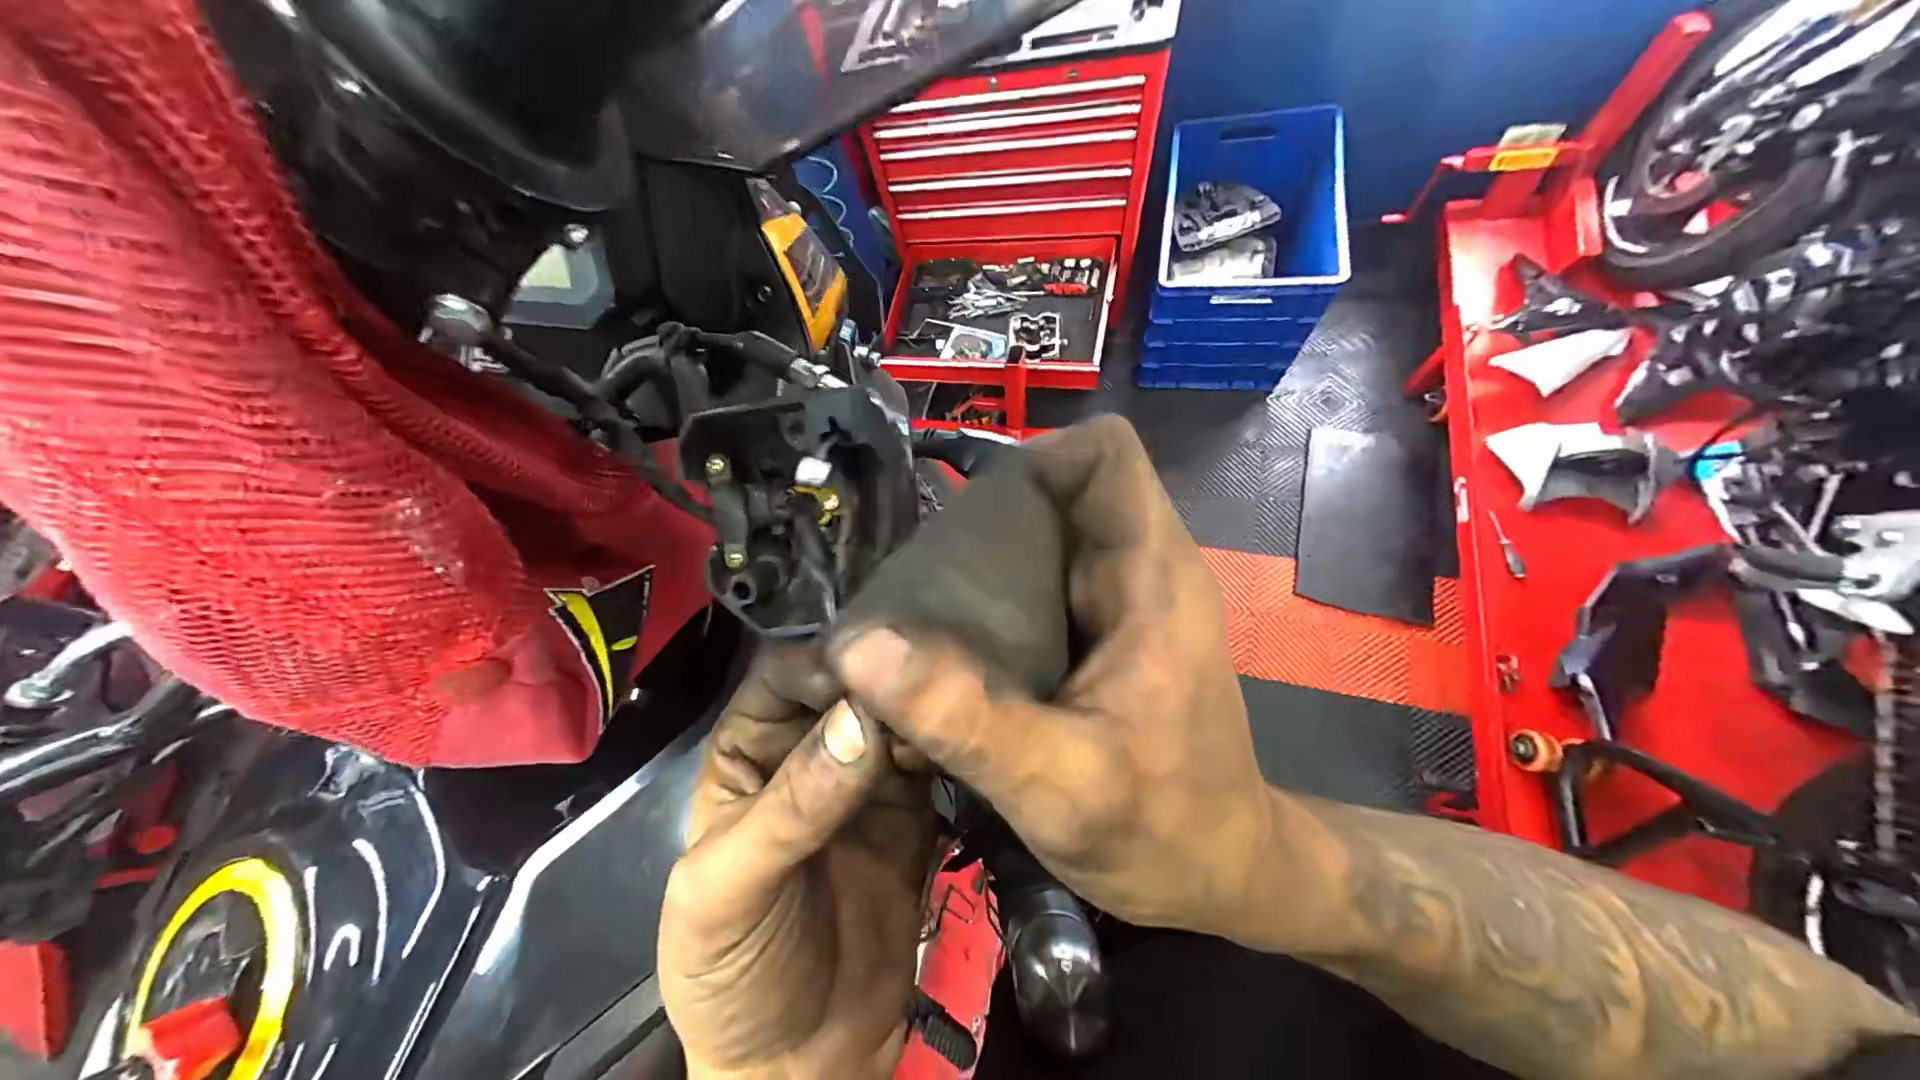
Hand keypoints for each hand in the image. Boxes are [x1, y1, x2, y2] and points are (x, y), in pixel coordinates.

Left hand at [659, 645, 936, 1078]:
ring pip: (894, 715)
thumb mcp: (728, 890)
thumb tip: (860, 723)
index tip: (871, 658)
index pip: (782, 674)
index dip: (820, 660)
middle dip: (881, 675)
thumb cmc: (733, 970)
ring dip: (918, 707)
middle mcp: (809, 747)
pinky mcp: (914, 806)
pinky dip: (946, 744)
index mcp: (749, 749)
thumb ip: (791, 807)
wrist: (802, 1060)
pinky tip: (962, 735)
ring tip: (950, 699)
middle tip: (928, 665)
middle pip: (847, 685)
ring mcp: (867, 776)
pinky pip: (932, 759)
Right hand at [830, 415, 1305, 940]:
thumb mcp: (1055, 784)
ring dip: (983, 557)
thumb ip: (962, 717)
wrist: (1219, 872)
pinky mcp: (1100, 632)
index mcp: (1152, 576)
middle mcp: (1139, 570)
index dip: (1037, 456)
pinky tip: (954, 642)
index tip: (966, 516)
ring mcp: (1119, 600)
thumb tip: (860, 647)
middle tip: (919, 578)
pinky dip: (993, 595)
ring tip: (921, 608)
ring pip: (1045, 534)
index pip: (1105, 453)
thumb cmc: (1162, 829)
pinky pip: (1039, 581)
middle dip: (988, 514)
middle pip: (1061, 489)